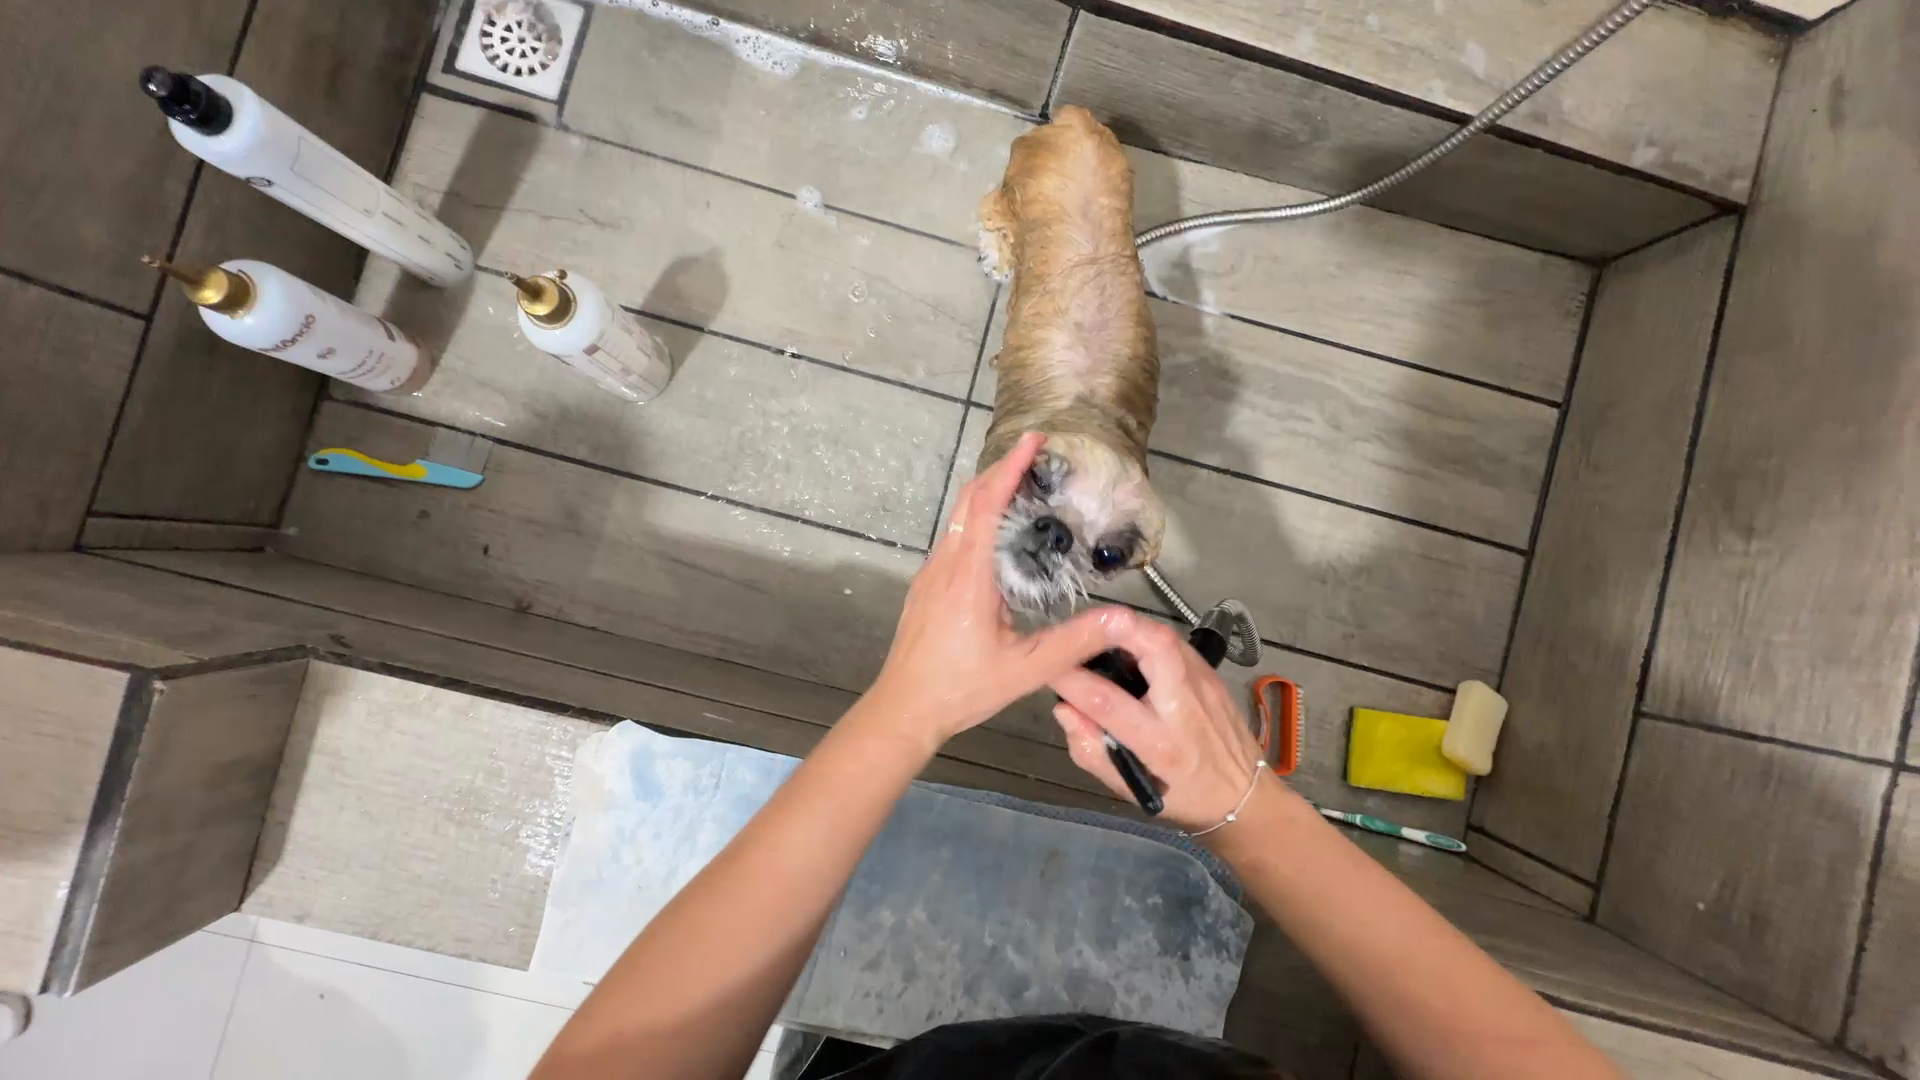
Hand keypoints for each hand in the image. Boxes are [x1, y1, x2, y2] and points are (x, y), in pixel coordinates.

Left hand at [866, 432, 1126, 744]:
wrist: (904, 708)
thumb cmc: (961, 688)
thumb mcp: (1026, 670)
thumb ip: (1075, 642)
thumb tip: (1123, 619)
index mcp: (969, 576)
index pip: (988, 504)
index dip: (1011, 467)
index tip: (1034, 441)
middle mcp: (945, 565)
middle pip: (969, 500)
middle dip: (1000, 471)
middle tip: (1035, 459)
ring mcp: (930, 574)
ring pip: (957, 518)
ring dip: (986, 494)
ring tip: (1021, 488)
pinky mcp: (925, 587)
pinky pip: (952, 538)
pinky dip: (975, 519)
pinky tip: (996, 537)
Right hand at [1050, 615, 1280, 832]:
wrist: (1244, 794)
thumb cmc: (1180, 795)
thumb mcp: (1127, 787)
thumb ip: (1089, 748)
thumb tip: (1063, 708)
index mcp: (1160, 744)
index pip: (1108, 702)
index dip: (1072, 679)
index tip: (1048, 668)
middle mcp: (1184, 707)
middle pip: (1153, 648)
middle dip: (1112, 629)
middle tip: (1078, 628)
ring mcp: (1202, 683)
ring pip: (1163, 637)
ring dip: (1126, 626)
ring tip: (1095, 632)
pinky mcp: (1210, 672)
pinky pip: (1171, 641)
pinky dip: (1143, 634)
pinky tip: (1126, 643)